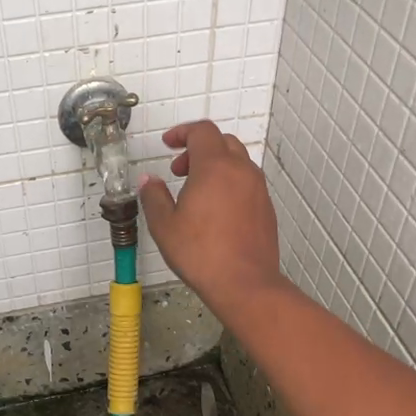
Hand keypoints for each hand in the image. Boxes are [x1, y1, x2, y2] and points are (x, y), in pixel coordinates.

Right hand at [137, 121, 285, 310]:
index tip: (168, 144)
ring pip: (237, 162)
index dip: (182, 132)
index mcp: (215, 167)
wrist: (244, 283)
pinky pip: (246, 184)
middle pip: (222, 142)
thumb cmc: (201, 254)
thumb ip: (154, 197)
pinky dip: (229, 184)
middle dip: (198, 149)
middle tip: (179, 170)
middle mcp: (241, 171)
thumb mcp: (164, 226)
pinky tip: (215, 212)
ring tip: (196, 194)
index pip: (201, 131)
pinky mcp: (266, 208)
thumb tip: (149, 181)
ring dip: (215, 167)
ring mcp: (258, 189)